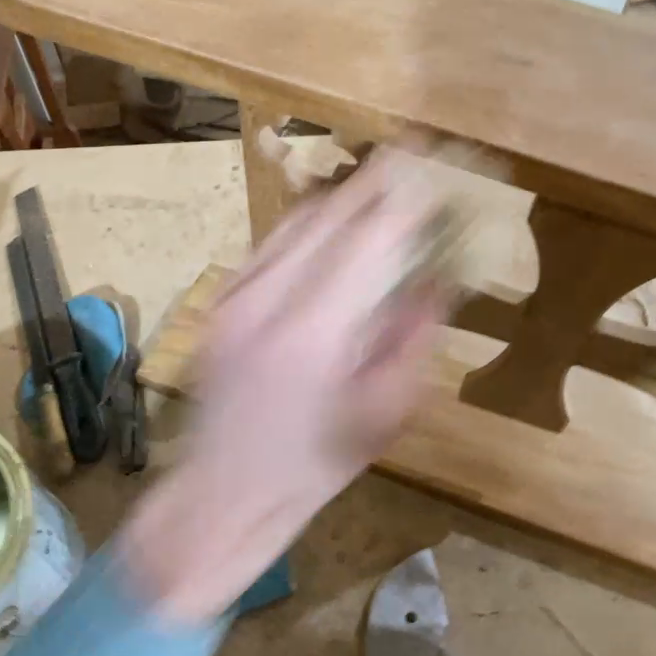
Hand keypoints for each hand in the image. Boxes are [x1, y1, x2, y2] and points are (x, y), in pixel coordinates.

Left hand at [117, 153, 444, 622]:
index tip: (431, 165)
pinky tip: (334, 227)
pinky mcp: (220, 299)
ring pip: (296, 218)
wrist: (222, 493)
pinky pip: (273, 241)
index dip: (402, 197)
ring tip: (378, 187)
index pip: (368, 239)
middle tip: (411, 162)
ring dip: (342, 197)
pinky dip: (311, 223)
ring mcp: (235, 295)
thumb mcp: (386, 414)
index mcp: (315, 334)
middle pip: (328, 213)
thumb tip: (435, 276)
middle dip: (374, 183)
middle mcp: (268, 299)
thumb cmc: (316, 465)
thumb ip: (412, 337)